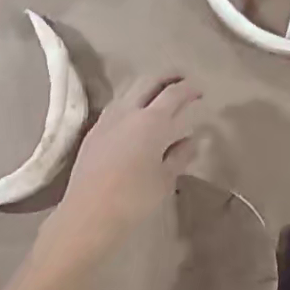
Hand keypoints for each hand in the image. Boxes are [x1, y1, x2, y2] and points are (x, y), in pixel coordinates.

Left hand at [45, 75, 202, 258]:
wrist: (90, 212)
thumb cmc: (134, 198)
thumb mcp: (165, 179)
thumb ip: (180, 155)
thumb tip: (191, 140)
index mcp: (153, 121)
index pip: (175, 94)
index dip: (189, 89)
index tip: (200, 91)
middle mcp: (128, 112)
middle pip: (149, 81)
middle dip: (167, 77)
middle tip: (180, 79)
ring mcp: (107, 120)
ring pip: (128, 91)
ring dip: (145, 87)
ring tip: (157, 94)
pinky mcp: (93, 133)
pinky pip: (115, 107)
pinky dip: (129, 102)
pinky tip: (133, 114)